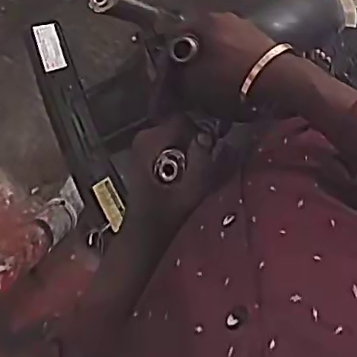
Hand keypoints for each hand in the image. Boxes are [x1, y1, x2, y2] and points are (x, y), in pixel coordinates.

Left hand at [122, 114, 218, 237]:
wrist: (144, 236)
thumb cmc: (168, 215)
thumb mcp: (192, 189)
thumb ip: (202, 160)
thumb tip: (209, 135)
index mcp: (151, 139)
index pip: (186, 119)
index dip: (203, 132)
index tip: (214, 149)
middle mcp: (144, 136)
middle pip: (181, 126)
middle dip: (196, 141)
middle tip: (208, 161)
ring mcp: (142, 145)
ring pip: (177, 135)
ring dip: (190, 148)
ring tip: (197, 170)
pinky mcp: (145, 155)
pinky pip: (170, 144)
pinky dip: (181, 154)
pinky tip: (186, 173)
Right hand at [173, 12, 292, 120]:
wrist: (281, 81)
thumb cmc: (232, 80)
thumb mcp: (195, 85)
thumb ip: (177, 78)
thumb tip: (172, 77)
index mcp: (203, 21)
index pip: (174, 37)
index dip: (169, 61)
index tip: (169, 79)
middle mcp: (223, 16)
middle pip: (198, 39)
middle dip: (192, 60)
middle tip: (188, 82)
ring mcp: (244, 25)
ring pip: (218, 44)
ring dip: (212, 61)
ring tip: (210, 84)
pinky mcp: (260, 38)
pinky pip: (236, 50)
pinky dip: (230, 63)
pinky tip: (232, 80)